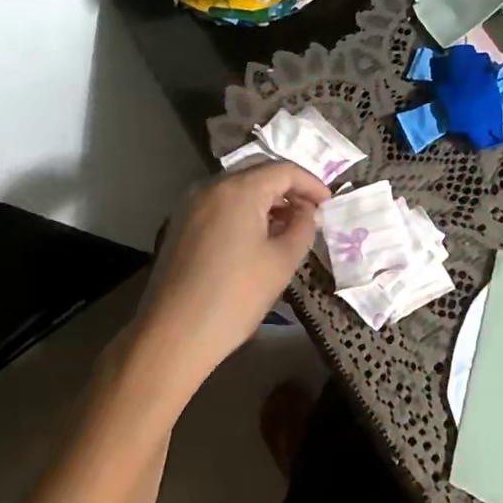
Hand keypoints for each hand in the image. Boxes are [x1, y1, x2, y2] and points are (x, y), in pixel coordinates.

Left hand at [126, 162, 328, 394]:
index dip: (310, 182)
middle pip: (256, 174)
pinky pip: (217, 206)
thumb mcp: (281, 262)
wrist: (174, 332)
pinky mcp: (178, 225)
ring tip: (287, 227)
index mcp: (236, 190)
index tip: (329, 203)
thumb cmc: (235, 296)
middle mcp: (208, 187)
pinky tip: (255, 237)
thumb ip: (302, 228)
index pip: (282, 170)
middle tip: (311, 213)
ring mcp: (188, 205)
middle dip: (287, 189)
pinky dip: (241, 212)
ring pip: (235, 190)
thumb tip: (307, 212)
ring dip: (264, 201)